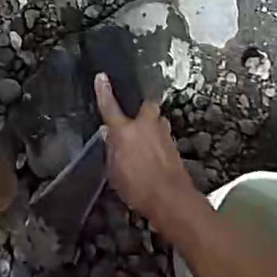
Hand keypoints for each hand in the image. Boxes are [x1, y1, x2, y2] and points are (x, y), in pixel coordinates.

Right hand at [95, 72, 198, 230]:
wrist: (170, 198)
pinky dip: (159, 143)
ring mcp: (163, 134)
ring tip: (146, 142)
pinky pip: (164, 137)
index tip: (102, 78)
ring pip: (158, 121)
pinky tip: (155, 157)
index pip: (109, 106)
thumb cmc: (138, 188)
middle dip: (142, 109)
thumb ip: (111, 151)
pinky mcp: (175, 146)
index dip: (104, 91)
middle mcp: (146, 126)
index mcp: (124, 131)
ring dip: (153, 127)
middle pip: (146, 106)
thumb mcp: (113, 172)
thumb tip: (111, 139)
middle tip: (136, 118)